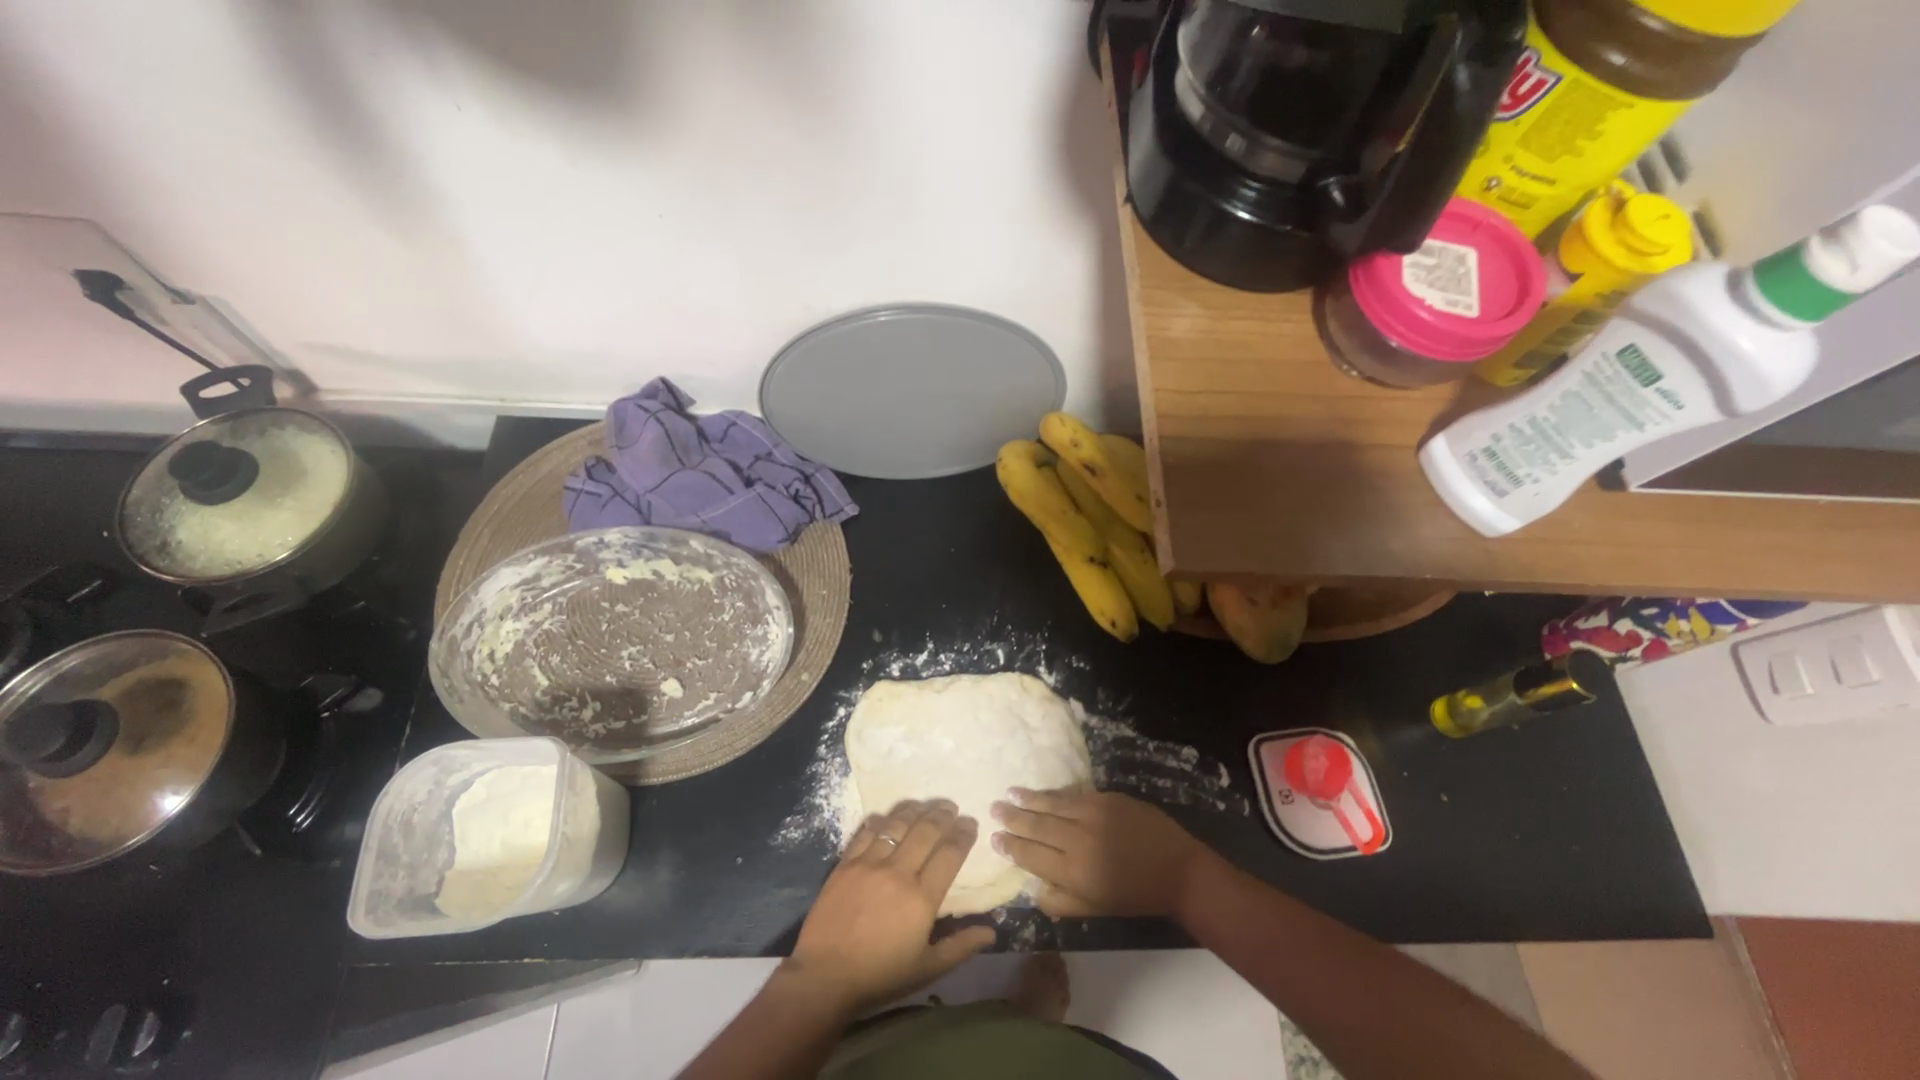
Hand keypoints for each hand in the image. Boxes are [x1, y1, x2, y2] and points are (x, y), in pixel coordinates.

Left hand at [782, 799, 997, 1012]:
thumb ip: (960, 947)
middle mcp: (898, 873)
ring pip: (896, 825)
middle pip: (926, 831)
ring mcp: (869, 865)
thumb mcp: (927, 969)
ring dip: (914, 811)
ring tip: (924, 804)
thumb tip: (991, 931)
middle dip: (942, 815)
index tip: (970, 823)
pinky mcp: (845, 865)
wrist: (825, 977)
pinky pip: (866, 833)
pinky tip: (887, 816)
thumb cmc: (880, 976)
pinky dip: (880, 820)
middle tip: (951, 806)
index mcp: (922, 898)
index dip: (963, 834)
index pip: (950, 854)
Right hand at [992, 788, 1211, 916]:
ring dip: (1030, 799)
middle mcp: (1079, 839)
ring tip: (1011, 793)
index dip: (1011, 846)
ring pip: (1053, 804)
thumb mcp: (1095, 910)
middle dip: (1013, 817)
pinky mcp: (1109, 799)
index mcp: (1073, 871)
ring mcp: (1094, 814)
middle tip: (994, 809)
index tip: (994, 838)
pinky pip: (1075, 794)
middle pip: (1037, 825)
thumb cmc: (1135, 896)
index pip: (1031, 855)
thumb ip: (1061, 901)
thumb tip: (1033, 889)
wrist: (1178, 870)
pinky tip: (1045, 791)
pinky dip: (1057, 793)